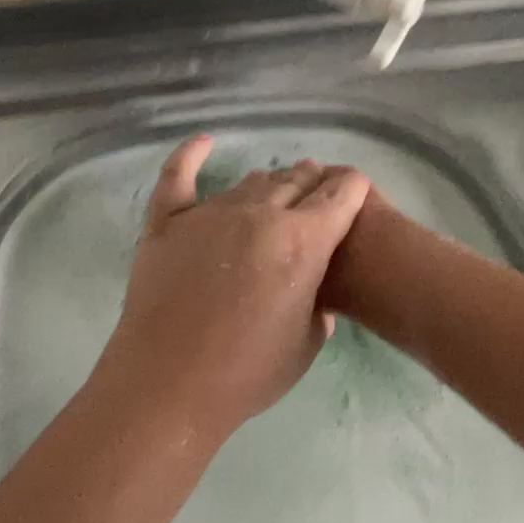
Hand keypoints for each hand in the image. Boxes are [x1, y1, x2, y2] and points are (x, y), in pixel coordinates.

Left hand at [91, 134, 370, 438]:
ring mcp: (209, 213)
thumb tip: (313, 290)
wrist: (170, 380)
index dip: (352, 188)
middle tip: (318, 183)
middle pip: (294, 182)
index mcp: (302, 242)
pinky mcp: (168, 220)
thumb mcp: (306, 345)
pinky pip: (179, 176)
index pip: (338, 197)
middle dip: (313, 181)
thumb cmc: (247, 374)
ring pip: (248, 183)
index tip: (355, 187)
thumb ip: (318, 307)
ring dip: (269, 181)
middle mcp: (259, 214)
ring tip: (277, 181)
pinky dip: (191, 155)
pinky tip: (204, 142)